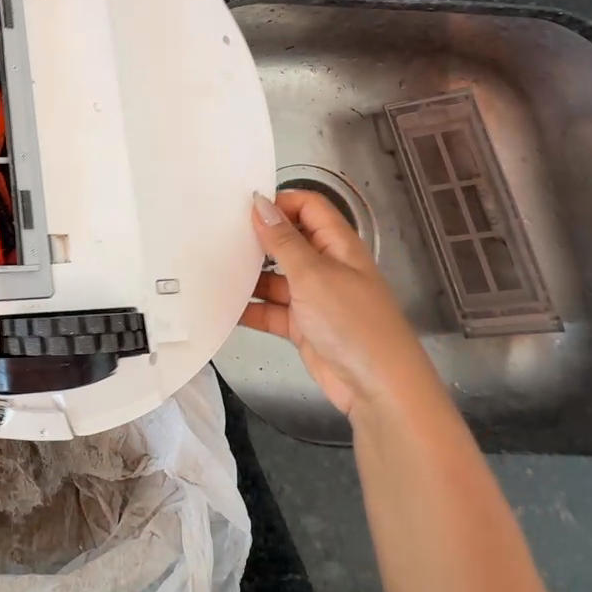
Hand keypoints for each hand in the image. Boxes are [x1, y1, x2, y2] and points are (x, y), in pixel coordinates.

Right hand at [240, 189, 438, 420]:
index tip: (242, 208)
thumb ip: (283, 240)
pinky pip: (270, 309)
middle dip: (256, 237)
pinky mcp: (303, 326)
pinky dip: (250, 308)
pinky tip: (222, 306)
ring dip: (248, 274)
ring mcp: (314, 298)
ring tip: (212, 268)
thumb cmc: (353, 323)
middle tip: (218, 234)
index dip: (280, 202)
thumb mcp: (314, 275)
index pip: (309, 207)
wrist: (379, 390)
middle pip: (288, 240)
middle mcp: (326, 267)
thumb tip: (261, 203)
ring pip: (275, 276)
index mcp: (338, 246)